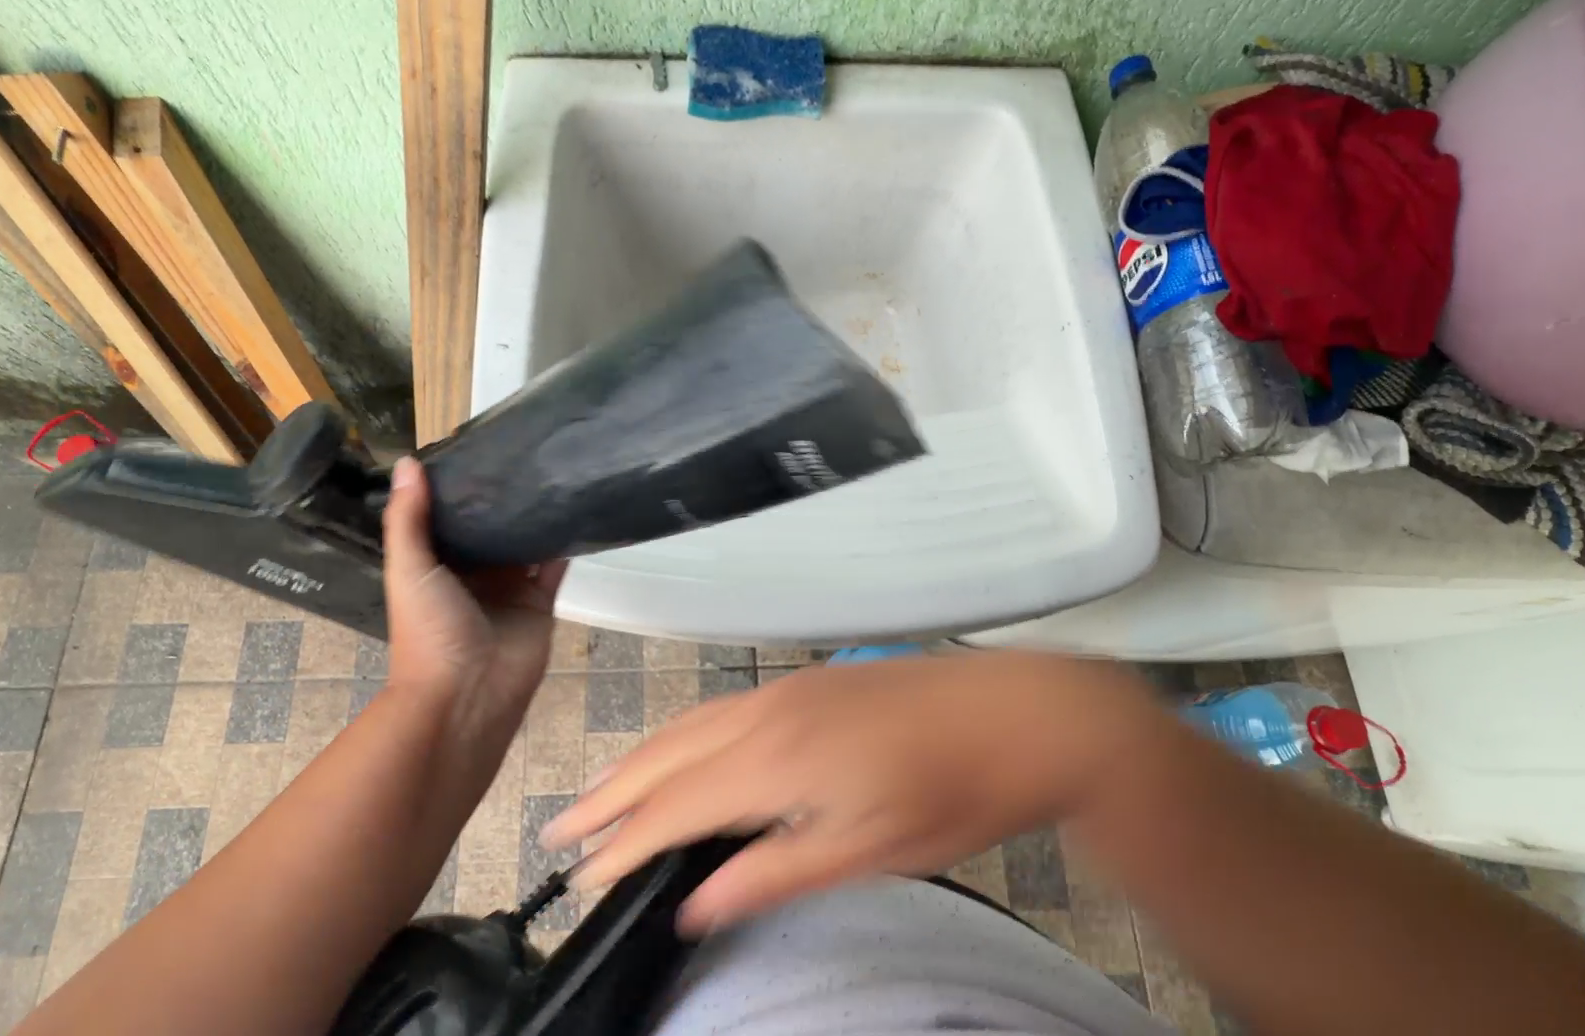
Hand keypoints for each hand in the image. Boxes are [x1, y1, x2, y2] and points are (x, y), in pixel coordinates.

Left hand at [381, 458, 565, 734]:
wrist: (467, 693)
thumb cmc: (428, 631)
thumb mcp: (409, 570)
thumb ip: (408, 519)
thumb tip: (409, 462)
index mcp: (435, 566)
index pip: (447, 518)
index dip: (458, 488)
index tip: (475, 446)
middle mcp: (473, 573)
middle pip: (489, 527)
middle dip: (501, 497)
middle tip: (522, 449)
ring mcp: (510, 587)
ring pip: (524, 542)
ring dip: (534, 514)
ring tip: (551, 467)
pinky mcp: (541, 600)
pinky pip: (555, 565)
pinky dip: (564, 541)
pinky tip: (574, 506)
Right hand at [543, 652, 1157, 933]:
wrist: (1021, 713)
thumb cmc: (954, 788)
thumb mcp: (867, 850)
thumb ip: (773, 873)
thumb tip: (697, 902)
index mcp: (775, 758)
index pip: (672, 805)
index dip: (623, 842)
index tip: (585, 872)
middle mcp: (766, 713)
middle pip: (663, 754)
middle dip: (608, 795)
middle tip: (563, 830)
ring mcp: (785, 690)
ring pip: (685, 724)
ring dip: (636, 760)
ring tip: (600, 792)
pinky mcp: (805, 682)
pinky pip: (716, 708)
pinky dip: (676, 734)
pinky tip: (676, 749)